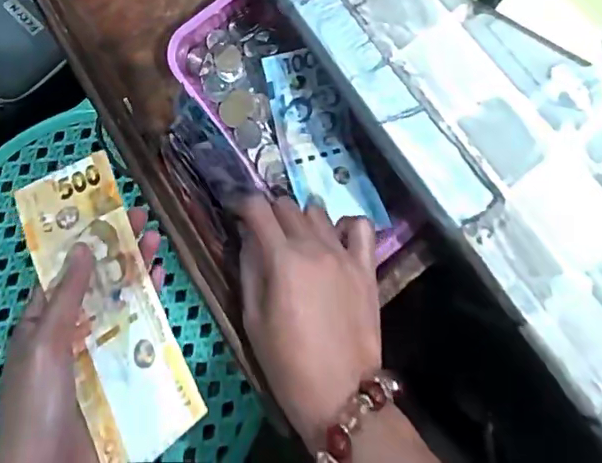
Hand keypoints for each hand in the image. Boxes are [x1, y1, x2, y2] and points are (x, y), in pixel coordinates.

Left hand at [0, 207, 165, 462]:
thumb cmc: (36, 404)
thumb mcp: (44, 344)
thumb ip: (66, 297)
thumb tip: (83, 246)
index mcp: (41, 319)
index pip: (67, 267)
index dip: (89, 237)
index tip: (111, 210)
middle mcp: (67, 330)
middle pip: (97, 280)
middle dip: (119, 248)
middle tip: (144, 217)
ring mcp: (92, 354)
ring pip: (118, 303)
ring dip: (137, 273)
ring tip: (158, 242)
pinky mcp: (114, 378)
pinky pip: (133, 336)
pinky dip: (147, 310)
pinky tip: (160, 288)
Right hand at [235, 196, 380, 451]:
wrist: (341, 398)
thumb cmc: (287, 364)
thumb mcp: (253, 318)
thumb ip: (249, 267)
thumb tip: (247, 233)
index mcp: (282, 258)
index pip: (257, 207)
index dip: (241, 204)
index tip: (235, 212)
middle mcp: (313, 246)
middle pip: (285, 205)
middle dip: (269, 213)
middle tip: (263, 235)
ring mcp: (343, 254)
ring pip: (317, 211)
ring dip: (301, 219)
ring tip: (297, 242)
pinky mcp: (366, 268)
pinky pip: (360, 226)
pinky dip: (345, 225)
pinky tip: (335, 241)